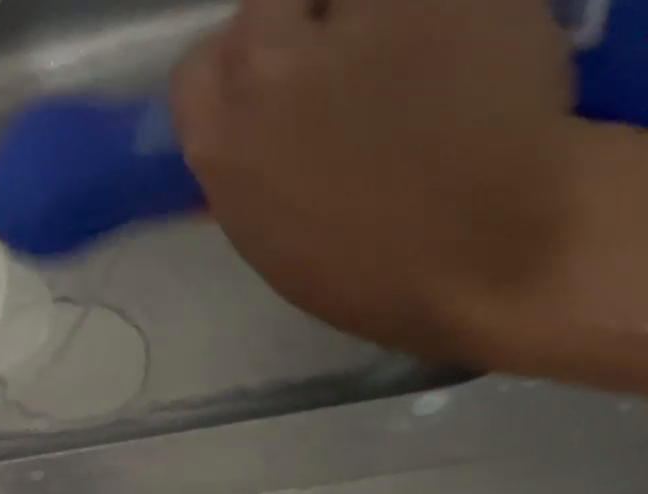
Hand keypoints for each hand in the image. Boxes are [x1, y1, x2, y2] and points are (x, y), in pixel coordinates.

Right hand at [172, 0, 579, 360]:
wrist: (493, 246)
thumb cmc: (366, 268)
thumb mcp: (262, 229)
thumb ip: (244, 163)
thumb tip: (250, 136)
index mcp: (221, 138)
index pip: (199, 66)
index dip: (235, 69)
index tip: (264, 87)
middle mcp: (272, 70)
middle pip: (263, 8)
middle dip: (293, 28)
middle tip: (332, 60)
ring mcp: (358, 25)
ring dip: (360, 14)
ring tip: (394, 48)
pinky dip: (435, 14)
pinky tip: (453, 48)